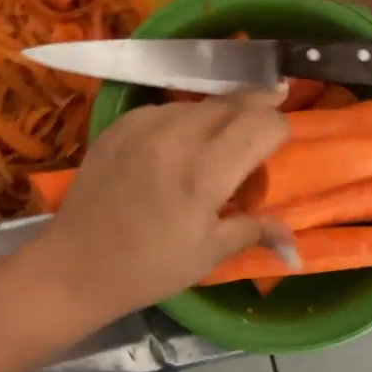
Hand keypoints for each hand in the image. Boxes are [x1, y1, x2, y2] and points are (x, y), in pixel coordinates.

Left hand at [29, 96, 289, 322]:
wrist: (75, 264)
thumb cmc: (148, 267)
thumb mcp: (207, 254)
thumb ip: (254, 230)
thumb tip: (296, 244)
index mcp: (204, 171)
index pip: (262, 123)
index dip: (279, 128)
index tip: (282, 140)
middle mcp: (175, 136)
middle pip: (232, 103)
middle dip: (255, 109)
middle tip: (267, 119)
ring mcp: (142, 126)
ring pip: (197, 104)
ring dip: (218, 114)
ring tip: (221, 138)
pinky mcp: (118, 125)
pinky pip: (163, 109)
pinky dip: (181, 119)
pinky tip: (180, 142)